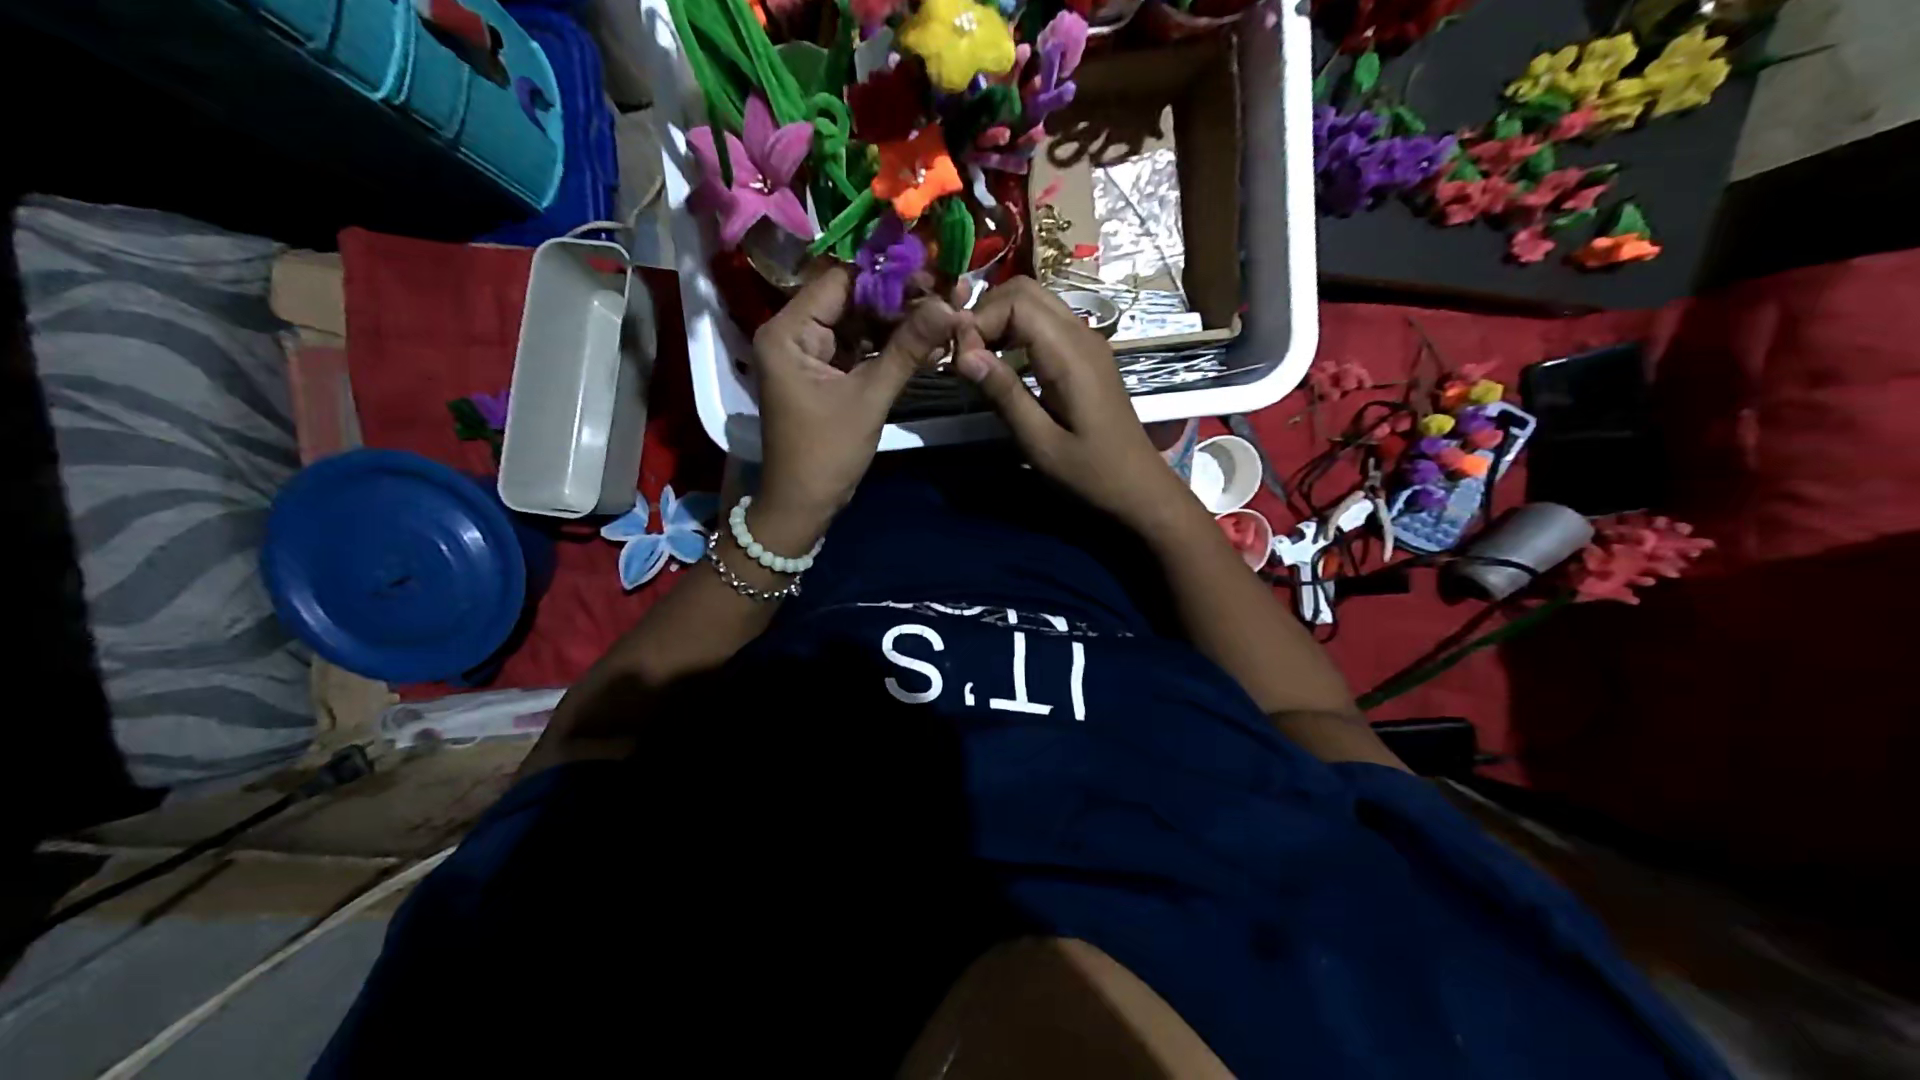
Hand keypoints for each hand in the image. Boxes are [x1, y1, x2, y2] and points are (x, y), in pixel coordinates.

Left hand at [752, 264, 964, 542]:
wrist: (803, 504)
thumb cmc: (826, 452)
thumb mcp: (869, 397)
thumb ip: (907, 348)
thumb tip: (949, 306)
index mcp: (788, 331)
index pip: (840, 281)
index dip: (887, 276)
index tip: (933, 275)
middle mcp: (793, 332)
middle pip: (851, 298)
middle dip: (899, 299)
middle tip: (947, 295)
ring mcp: (809, 353)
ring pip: (859, 322)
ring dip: (899, 322)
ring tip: (945, 316)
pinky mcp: (824, 372)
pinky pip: (860, 347)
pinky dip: (889, 346)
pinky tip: (927, 342)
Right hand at [953, 277, 1194, 535]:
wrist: (1138, 487)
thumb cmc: (1090, 473)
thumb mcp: (1040, 443)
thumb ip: (1003, 394)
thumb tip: (962, 354)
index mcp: (1071, 354)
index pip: (1016, 303)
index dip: (979, 321)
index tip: (959, 360)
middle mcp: (1081, 335)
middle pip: (1025, 290)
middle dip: (986, 313)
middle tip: (964, 355)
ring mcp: (1087, 341)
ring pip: (1035, 301)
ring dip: (1000, 319)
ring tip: (977, 359)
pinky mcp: (1086, 354)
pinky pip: (1046, 322)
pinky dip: (1016, 330)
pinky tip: (1003, 363)